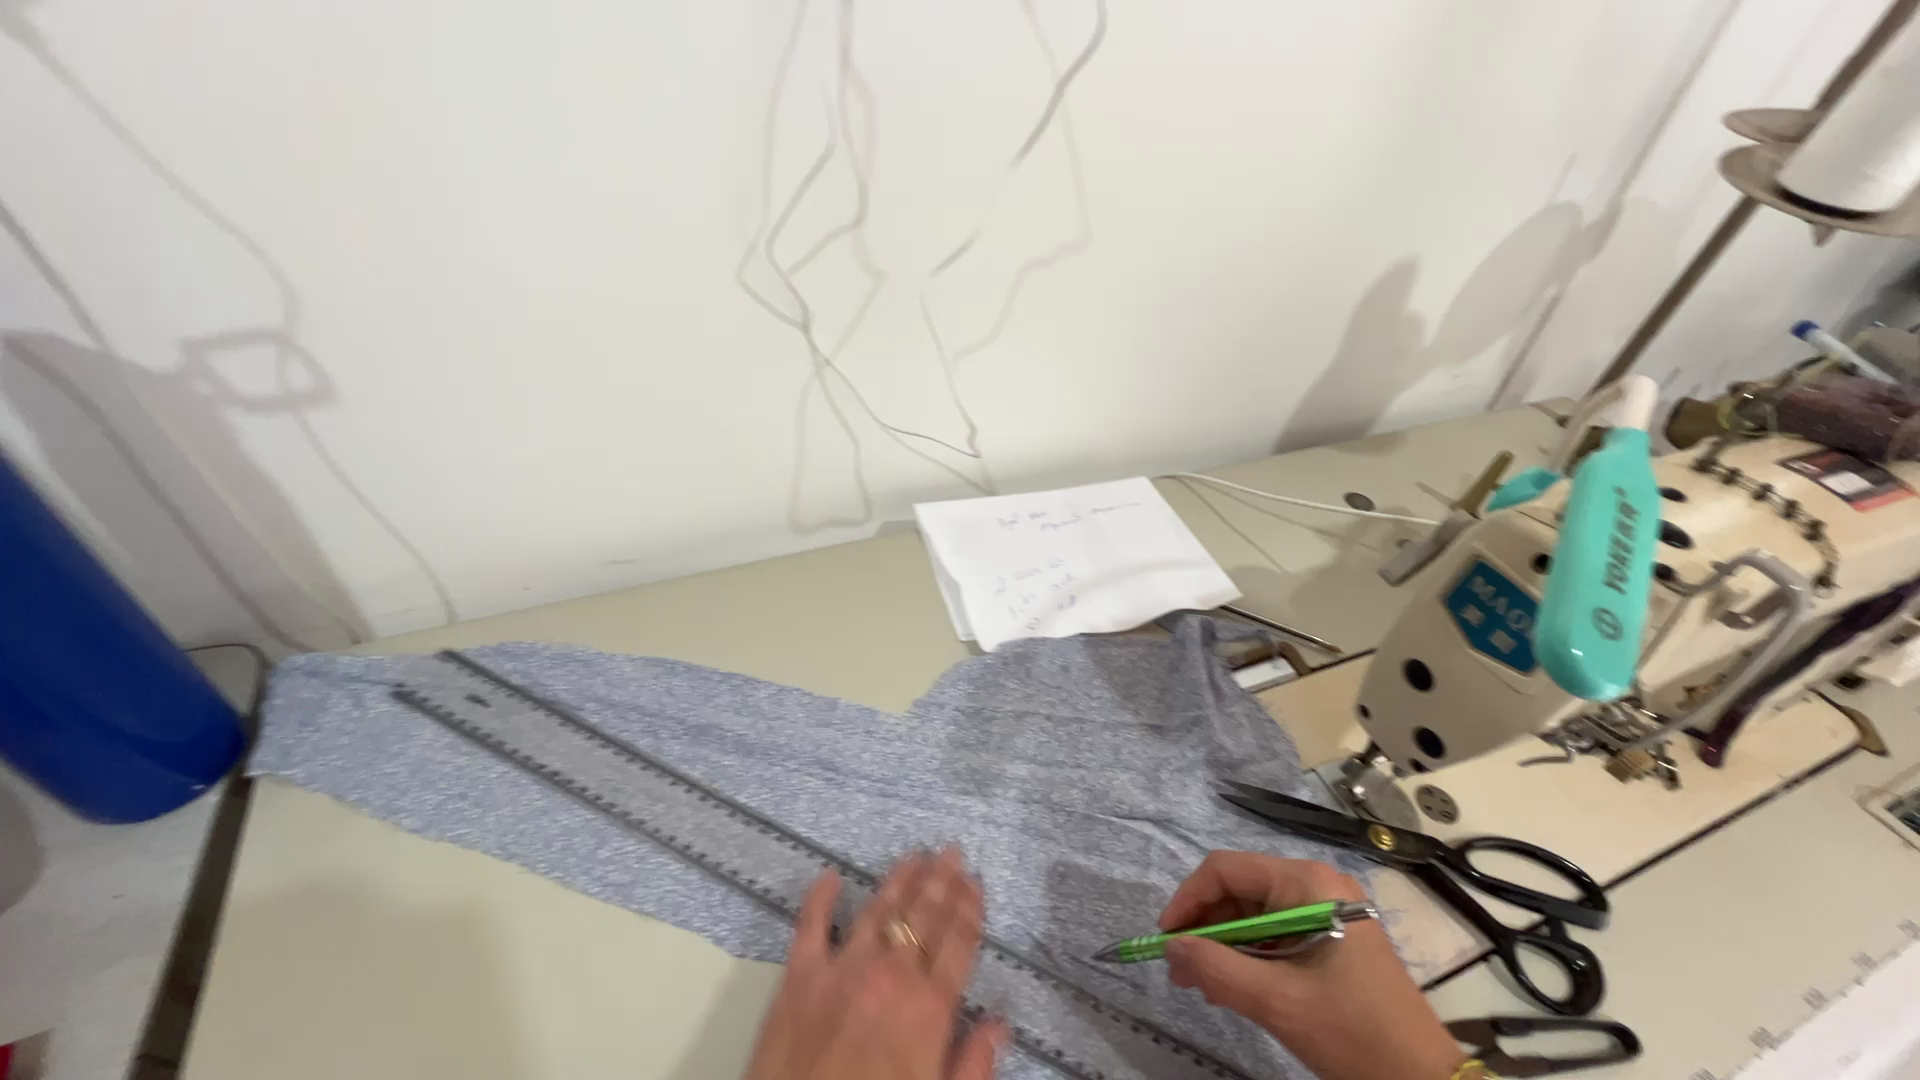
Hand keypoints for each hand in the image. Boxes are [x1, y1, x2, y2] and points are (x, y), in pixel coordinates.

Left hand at [744, 848, 1007, 1079]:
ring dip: (899, 879)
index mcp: (929, 1008)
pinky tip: (830, 876)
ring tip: (915, 855)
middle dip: (941, 881)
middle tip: (950, 851)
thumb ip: (972, 1063)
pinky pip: (811, 924)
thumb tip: (1000, 1024)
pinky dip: (820, 896)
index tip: (975, 881)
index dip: (969, 909)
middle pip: (924, 917)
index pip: (958, 945)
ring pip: (879, 910)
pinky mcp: (800, 974)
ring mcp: (844, 968)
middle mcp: (891, 975)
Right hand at [1160, 852, 1464, 1079]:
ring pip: (1256, 912)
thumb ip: (1214, 966)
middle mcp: (1316, 883)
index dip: (1188, 900)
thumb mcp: (1274, 1000)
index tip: (1167, 939)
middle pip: (1240, 889)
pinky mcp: (1334, 934)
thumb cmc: (1350, 1031)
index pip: (1225, 870)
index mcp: (1305, 882)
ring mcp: (1328, 908)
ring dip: (1225, 944)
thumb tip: (1169, 946)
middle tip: (1181, 970)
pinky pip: (1277, 931)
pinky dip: (1250, 954)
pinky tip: (1234, 985)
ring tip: (1203, 984)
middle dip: (1206, 928)